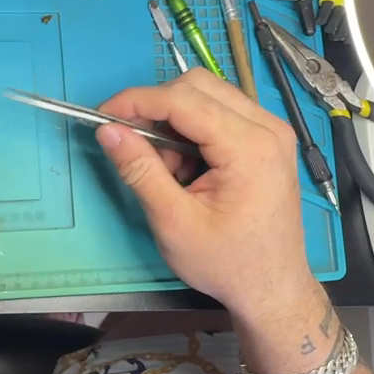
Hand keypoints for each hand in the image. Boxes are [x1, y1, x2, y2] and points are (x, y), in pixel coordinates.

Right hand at [97, 69, 326, 348]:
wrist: (271, 287)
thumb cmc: (225, 262)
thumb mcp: (173, 221)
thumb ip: (140, 170)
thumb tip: (108, 131)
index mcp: (248, 146)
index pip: (182, 99)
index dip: (136, 101)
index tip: (102, 117)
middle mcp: (267, 127)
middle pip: (197, 85)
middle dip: (156, 108)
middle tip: (132, 144)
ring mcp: (271, 131)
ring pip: (208, 94)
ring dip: (174, 119)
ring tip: (164, 167)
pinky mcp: (267, 140)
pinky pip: (221, 113)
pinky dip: (192, 129)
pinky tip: (185, 167)